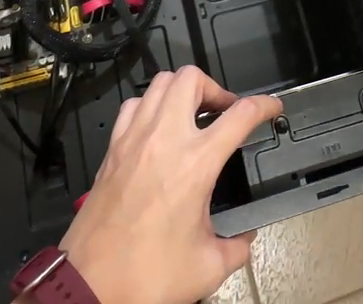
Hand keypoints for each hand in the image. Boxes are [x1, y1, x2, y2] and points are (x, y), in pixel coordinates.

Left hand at [58, 67, 281, 303]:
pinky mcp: (113, 147)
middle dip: (215, 87)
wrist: (91, 283)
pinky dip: (150, 105)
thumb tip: (244, 239)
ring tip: (193, 111)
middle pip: (192, 78)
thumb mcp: (207, 267)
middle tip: (224, 110)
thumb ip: (236, 247)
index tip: (271, 108)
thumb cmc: (143, 273)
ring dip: (182, 90)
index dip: (264, 105)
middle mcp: (164, 140)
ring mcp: (135, 138)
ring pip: (160, 82)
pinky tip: (157, 125)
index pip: (239, 115)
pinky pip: (133, 105)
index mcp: (195, 164)